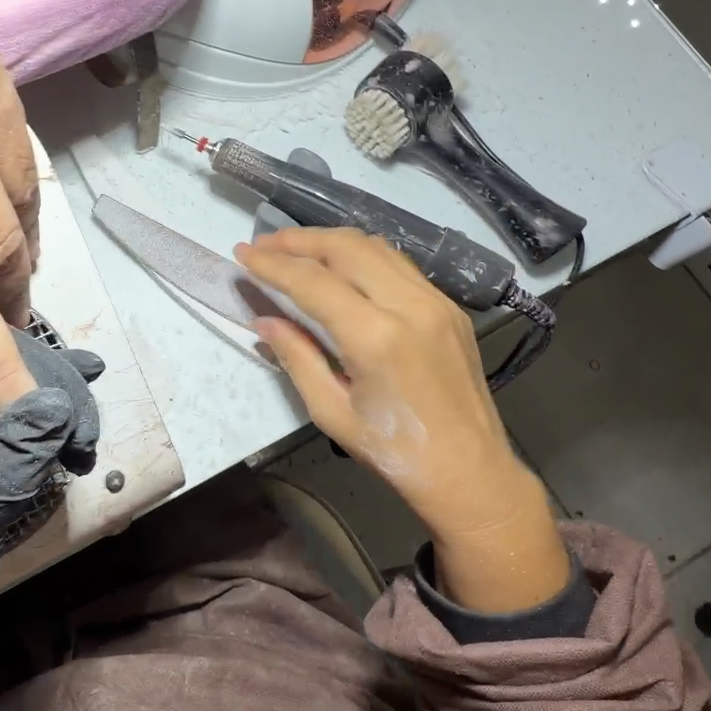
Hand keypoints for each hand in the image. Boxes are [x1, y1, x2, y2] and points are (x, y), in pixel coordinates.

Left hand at [0, 330, 102, 710]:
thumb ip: (15, 453)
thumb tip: (58, 399)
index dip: (28, 364)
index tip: (80, 386)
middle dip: (47, 388)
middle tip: (89, 418)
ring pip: (3, 400)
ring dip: (51, 409)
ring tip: (88, 428)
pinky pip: (7, 431)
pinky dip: (43, 431)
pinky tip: (73, 425)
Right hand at [237, 228, 566, 611]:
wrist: (468, 470)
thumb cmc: (392, 450)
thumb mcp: (331, 412)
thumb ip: (297, 358)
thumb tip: (265, 321)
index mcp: (377, 337)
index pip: (314, 282)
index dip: (273, 264)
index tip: (243, 253)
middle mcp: (410, 306)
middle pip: (347, 248)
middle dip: (300, 240)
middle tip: (265, 243)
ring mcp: (436, 303)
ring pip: (377, 248)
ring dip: (332, 242)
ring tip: (296, 248)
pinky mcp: (449, 308)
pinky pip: (400, 265)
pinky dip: (363, 256)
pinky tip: (341, 267)